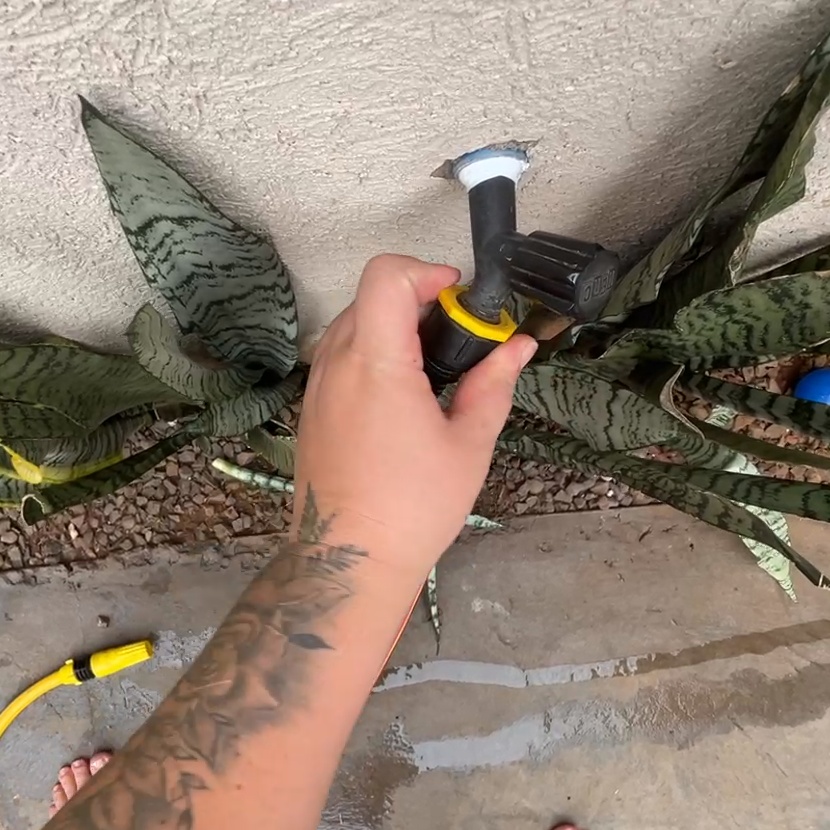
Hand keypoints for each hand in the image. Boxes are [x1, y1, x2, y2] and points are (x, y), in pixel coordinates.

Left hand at [295, 255, 533, 580]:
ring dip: (392, 328)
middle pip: (371, 296)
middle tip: (455, 339)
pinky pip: (339, 357)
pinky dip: (371, 355)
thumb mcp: (468, 445)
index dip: (425, 271)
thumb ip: (493, 385)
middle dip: (417, 302)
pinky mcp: (311, 407)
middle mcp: (337, 365)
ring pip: (353, 324)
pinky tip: (400, 398)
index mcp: (376, 364)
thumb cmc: (413, 507)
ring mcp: (317, 386)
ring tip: (430, 371)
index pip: (385, 275)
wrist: (349, 558)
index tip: (456, 297)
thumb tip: (518, 347)